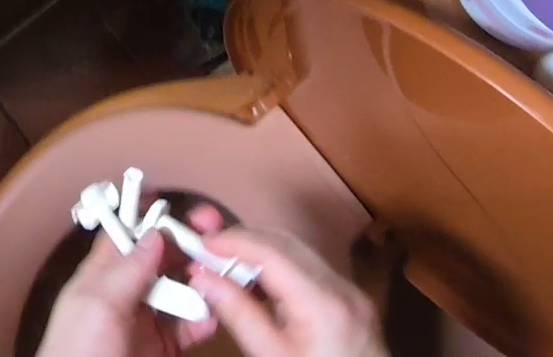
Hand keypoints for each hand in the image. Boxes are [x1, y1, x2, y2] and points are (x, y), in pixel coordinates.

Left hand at [36, 229, 208, 356]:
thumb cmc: (78, 351)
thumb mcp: (98, 306)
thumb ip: (126, 270)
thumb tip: (154, 231)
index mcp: (101, 275)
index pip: (125, 232)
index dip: (147, 215)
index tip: (176, 201)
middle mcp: (126, 293)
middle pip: (159, 259)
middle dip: (184, 246)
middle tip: (215, 239)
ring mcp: (145, 322)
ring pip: (177, 292)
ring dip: (199, 283)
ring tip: (219, 279)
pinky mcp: (161, 350)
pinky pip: (186, 329)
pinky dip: (201, 320)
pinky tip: (212, 316)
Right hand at [186, 228, 385, 356]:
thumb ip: (237, 313)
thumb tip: (201, 275)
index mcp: (322, 303)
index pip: (269, 250)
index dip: (231, 240)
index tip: (200, 241)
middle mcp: (341, 286)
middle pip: (283, 242)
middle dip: (242, 239)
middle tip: (206, 246)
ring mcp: (351, 292)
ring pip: (297, 250)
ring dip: (259, 249)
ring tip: (225, 264)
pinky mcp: (353, 301)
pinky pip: (309, 268)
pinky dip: (278, 266)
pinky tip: (257, 282)